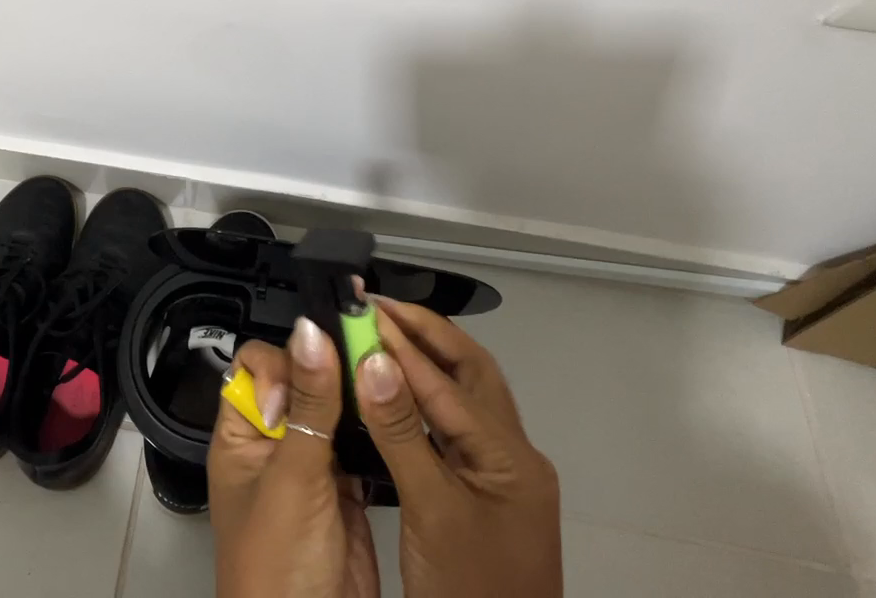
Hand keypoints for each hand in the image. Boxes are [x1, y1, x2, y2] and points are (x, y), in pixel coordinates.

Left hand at [208, 317, 379, 597]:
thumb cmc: (276, 565)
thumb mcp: (291, 478)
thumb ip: (307, 405)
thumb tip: (311, 332)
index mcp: (241, 435)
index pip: (256, 368)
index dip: (282, 362)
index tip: (311, 373)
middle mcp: (272, 443)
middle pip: (298, 382)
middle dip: (327, 366)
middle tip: (364, 355)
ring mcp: (310, 465)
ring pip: (331, 409)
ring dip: (354, 391)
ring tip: (384, 373)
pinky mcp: (345, 487)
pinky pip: (358, 441)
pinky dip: (375, 424)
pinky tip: (394, 407)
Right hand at [355, 296, 562, 597]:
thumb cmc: (470, 588)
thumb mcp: (432, 510)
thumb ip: (401, 433)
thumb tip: (373, 362)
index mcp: (510, 457)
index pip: (448, 384)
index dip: (402, 344)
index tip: (362, 311)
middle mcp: (513, 455)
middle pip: (472, 373)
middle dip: (428, 333)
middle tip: (380, 307)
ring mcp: (501, 473)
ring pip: (465, 397)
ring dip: (427, 361)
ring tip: (384, 334)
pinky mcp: (483, 489)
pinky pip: (454, 426)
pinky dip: (425, 398)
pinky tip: (396, 392)